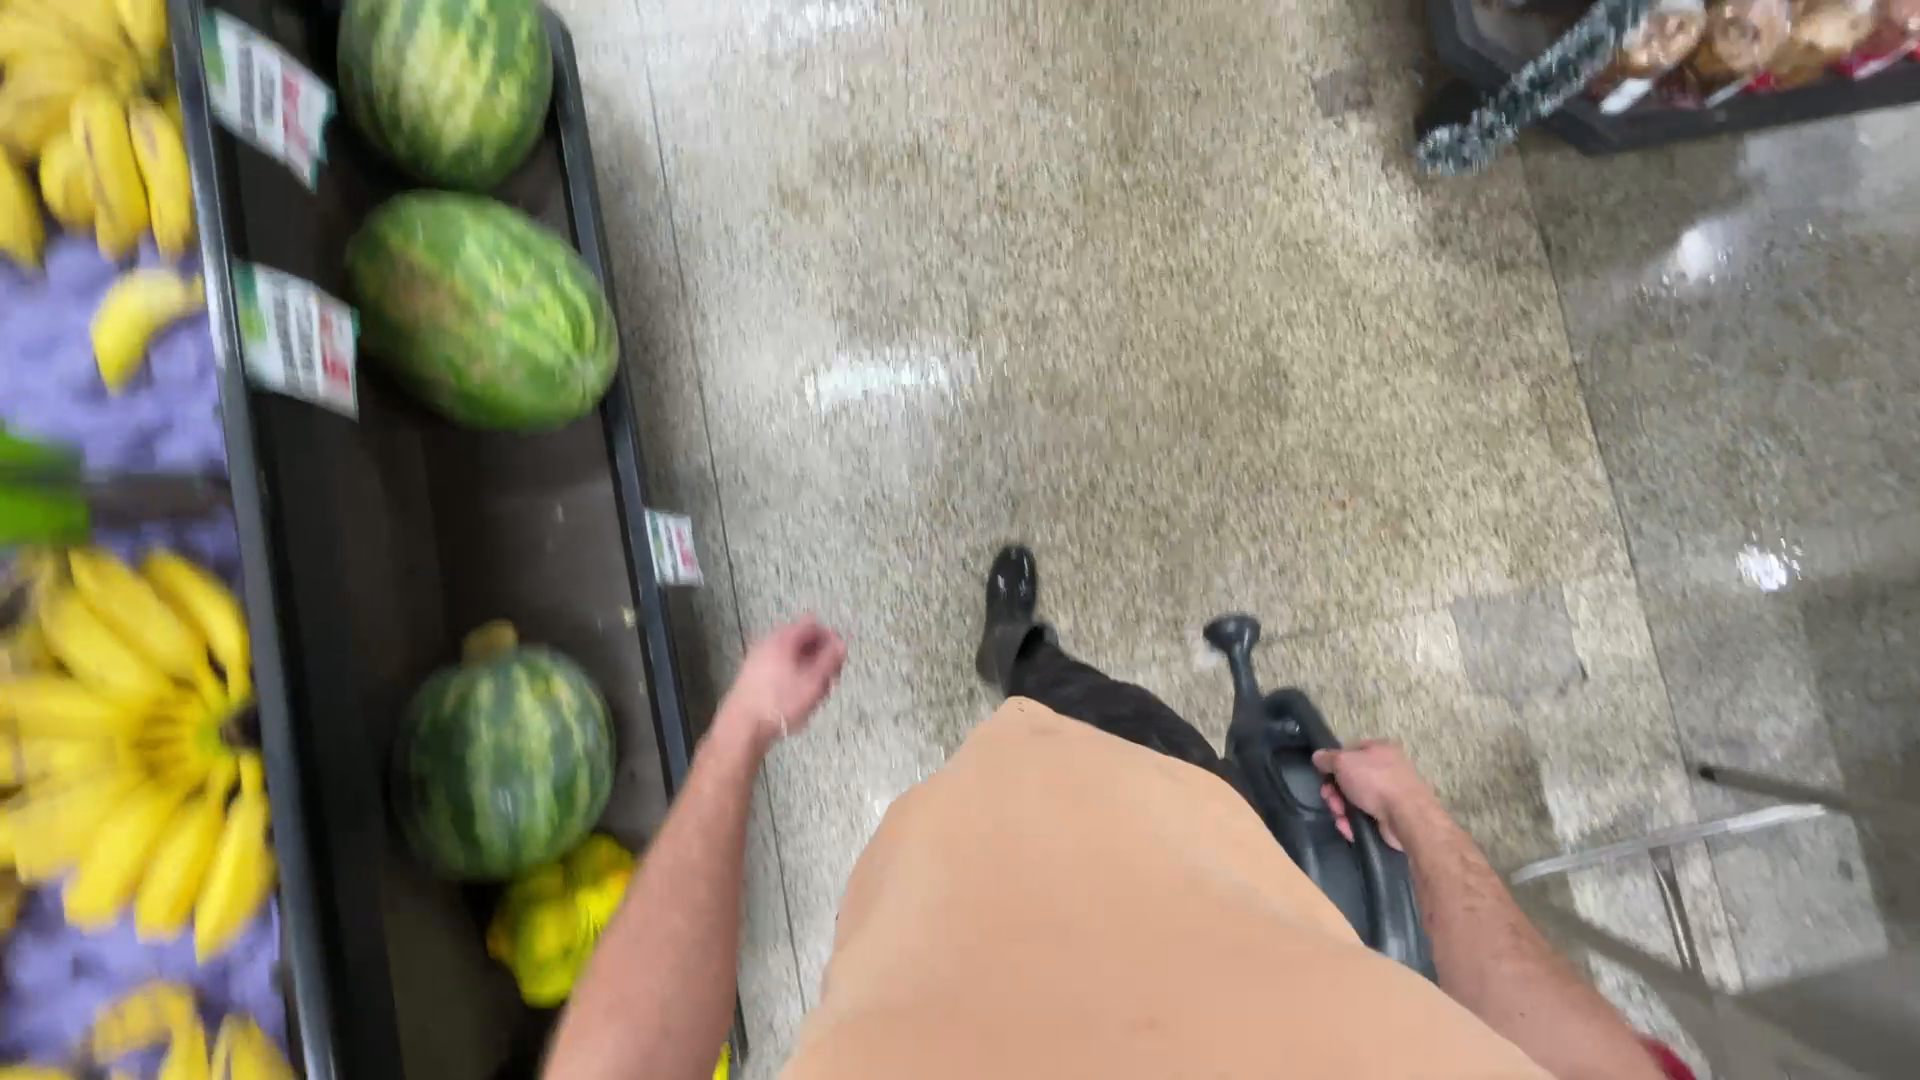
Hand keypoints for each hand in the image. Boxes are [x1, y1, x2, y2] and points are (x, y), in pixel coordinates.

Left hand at [721, 617, 846, 742]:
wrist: (742, 728)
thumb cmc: (781, 702)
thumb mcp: (814, 681)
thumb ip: (830, 659)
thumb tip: (841, 644)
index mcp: (783, 639)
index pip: (812, 625)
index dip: (830, 638)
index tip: (839, 658)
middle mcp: (767, 644)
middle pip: (802, 641)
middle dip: (820, 657)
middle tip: (830, 679)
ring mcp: (757, 660)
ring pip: (791, 657)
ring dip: (808, 670)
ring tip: (815, 693)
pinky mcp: (752, 676)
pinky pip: (780, 668)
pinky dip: (793, 678)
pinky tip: (796, 699)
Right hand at [1311, 739, 1436, 851]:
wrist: (1408, 817)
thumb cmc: (1375, 781)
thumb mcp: (1342, 762)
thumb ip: (1326, 758)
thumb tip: (1318, 757)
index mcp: (1381, 750)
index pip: (1350, 751)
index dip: (1334, 763)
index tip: (1324, 775)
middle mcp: (1388, 769)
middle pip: (1350, 779)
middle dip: (1335, 791)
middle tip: (1329, 798)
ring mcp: (1391, 794)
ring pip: (1355, 799)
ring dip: (1341, 808)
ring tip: (1339, 815)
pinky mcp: (1391, 817)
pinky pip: (1365, 816)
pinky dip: (1354, 822)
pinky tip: (1348, 826)